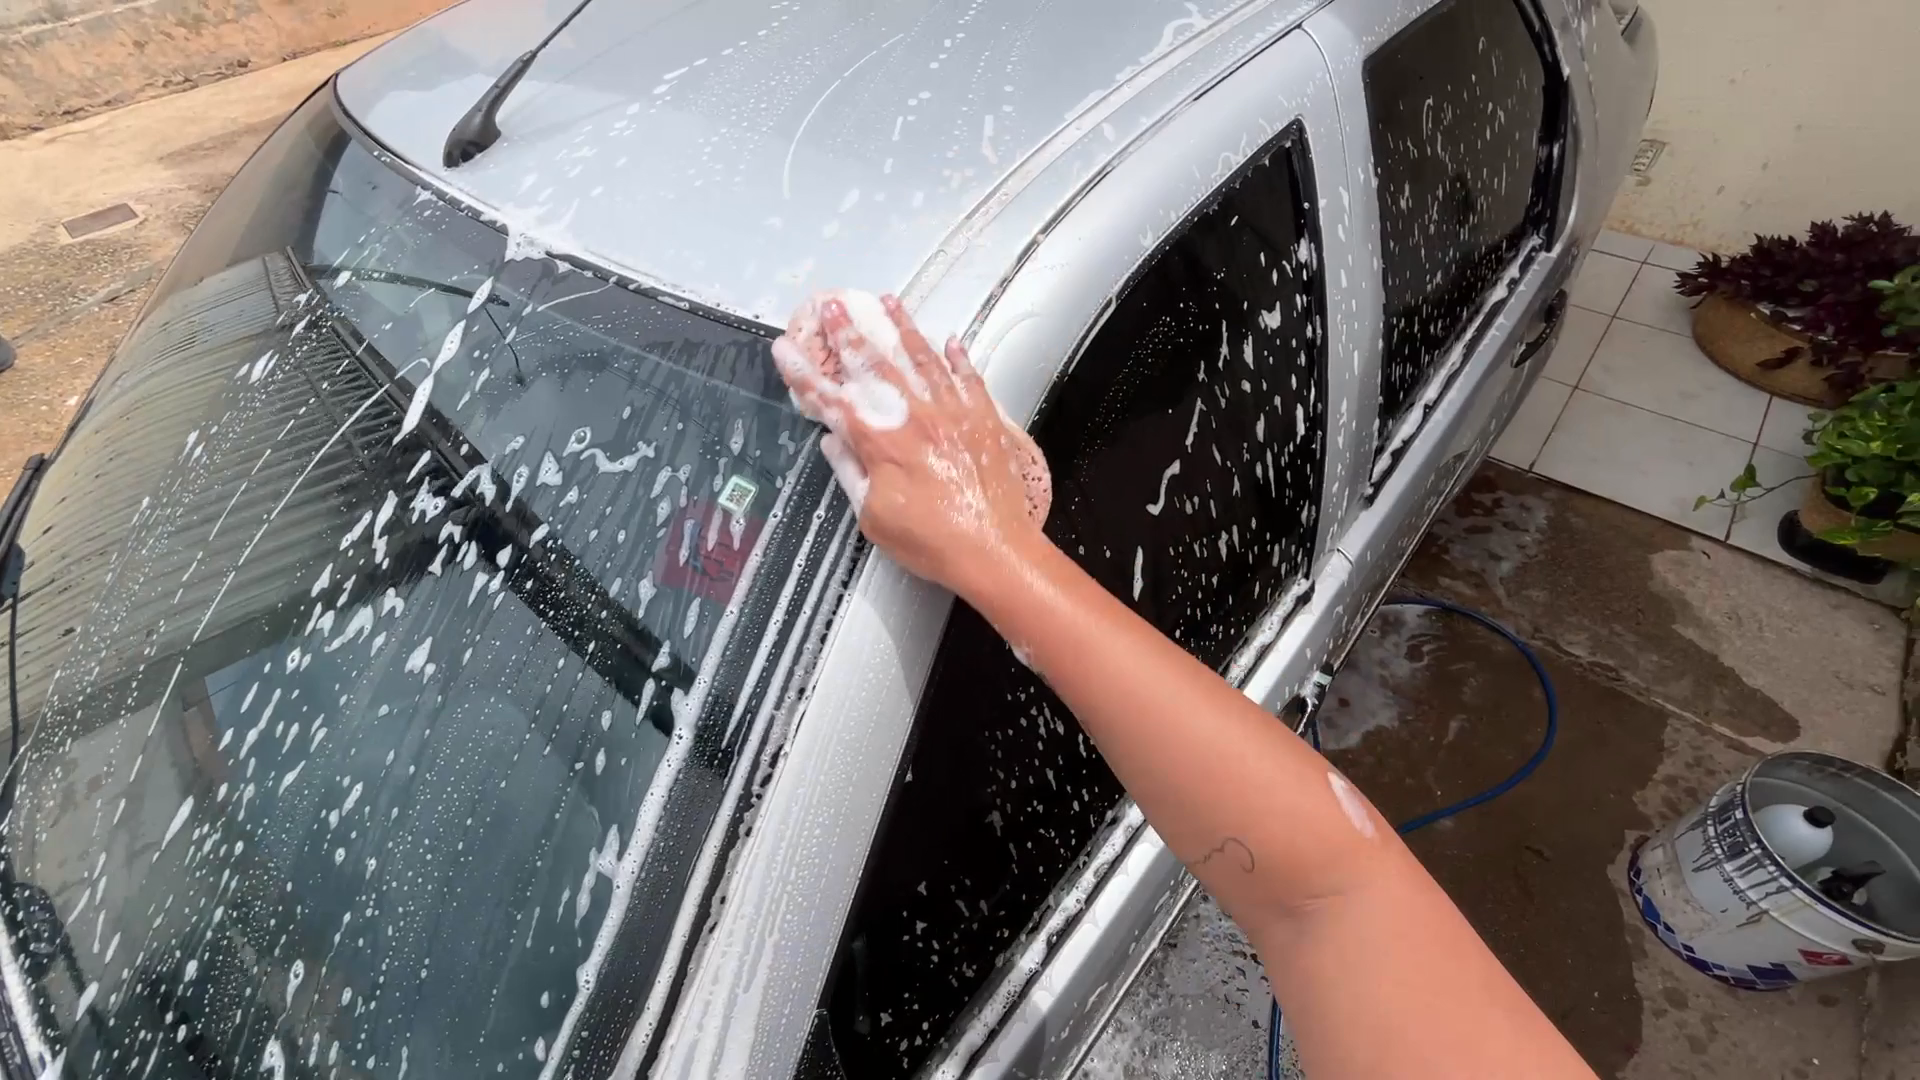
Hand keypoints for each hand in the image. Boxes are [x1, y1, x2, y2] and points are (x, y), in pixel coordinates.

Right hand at [771, 292, 1047, 598]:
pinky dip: (957, 358)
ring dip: (903, 328)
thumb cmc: (932, 543)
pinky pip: (968, 378)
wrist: (994, 551)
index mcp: (882, 442)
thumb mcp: (875, 518)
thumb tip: (834, 441)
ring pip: (923, 360)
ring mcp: (953, 414)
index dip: (804, 374)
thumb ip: (851, 473)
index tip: (784, 349)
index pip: (832, 400)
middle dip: (850, 333)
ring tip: (889, 300)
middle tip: (834, 304)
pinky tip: (949, 340)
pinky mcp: (983, 421)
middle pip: (875, 366)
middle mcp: (916, 417)